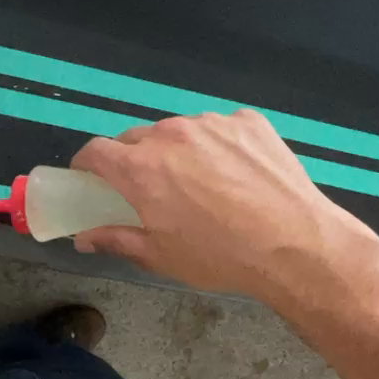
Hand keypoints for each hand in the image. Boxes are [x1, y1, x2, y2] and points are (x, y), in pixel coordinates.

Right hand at [71, 111, 378, 309]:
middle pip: (135, 138)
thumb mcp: (158, 255)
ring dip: (174, 151)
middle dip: (131, 160)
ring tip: (197, 183)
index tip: (89, 179)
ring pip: (178, 131)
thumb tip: (85, 238)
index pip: (96, 151)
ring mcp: (213, 124)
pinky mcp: (248, 122)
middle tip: (147, 190)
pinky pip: (218, 128)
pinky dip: (214, 146)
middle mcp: (171, 135)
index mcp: (141, 169)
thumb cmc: (218, 256)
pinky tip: (232, 175)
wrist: (294, 244)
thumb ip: (115, 239)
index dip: (86, 164)